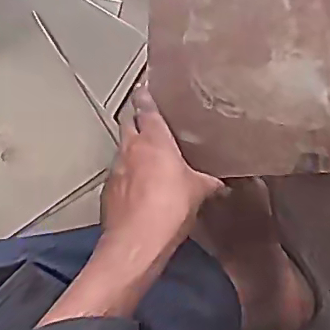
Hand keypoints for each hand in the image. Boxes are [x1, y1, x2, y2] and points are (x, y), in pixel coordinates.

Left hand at [100, 85, 223, 251]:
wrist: (136, 242)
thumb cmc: (171, 206)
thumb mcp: (198, 192)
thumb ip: (208, 183)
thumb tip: (222, 185)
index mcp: (153, 140)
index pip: (146, 108)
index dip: (145, 97)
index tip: (143, 87)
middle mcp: (130, 148)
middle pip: (129, 124)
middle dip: (137, 122)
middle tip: (151, 126)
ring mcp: (115, 169)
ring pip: (122, 150)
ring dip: (132, 151)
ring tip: (148, 161)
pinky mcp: (108, 191)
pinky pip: (119, 175)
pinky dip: (127, 176)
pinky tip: (139, 190)